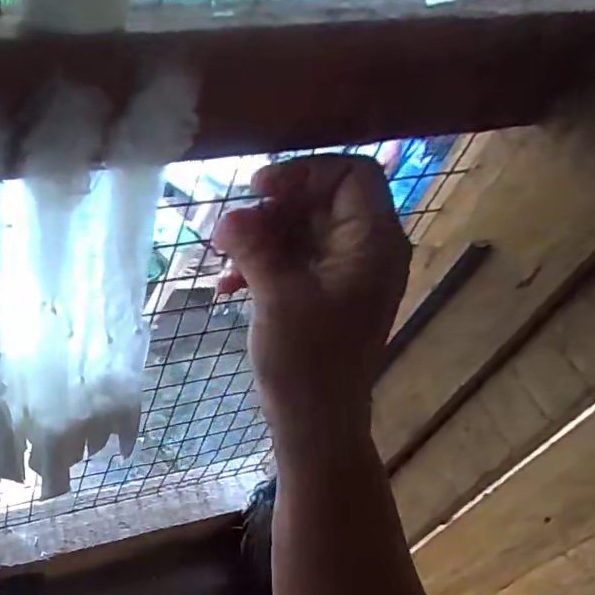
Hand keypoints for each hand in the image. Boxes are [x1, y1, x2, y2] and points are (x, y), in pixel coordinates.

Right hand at [213, 154, 410, 432]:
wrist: (315, 422)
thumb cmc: (305, 361)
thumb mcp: (277, 298)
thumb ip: (255, 249)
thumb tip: (227, 216)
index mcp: (373, 243)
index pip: (350, 175)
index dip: (302, 173)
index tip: (254, 190)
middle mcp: (366, 253)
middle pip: (321, 204)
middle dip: (271, 213)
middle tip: (227, 233)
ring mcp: (346, 278)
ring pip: (302, 235)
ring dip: (260, 242)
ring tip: (222, 262)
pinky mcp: (324, 300)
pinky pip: (295, 265)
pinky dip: (263, 267)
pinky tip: (228, 287)